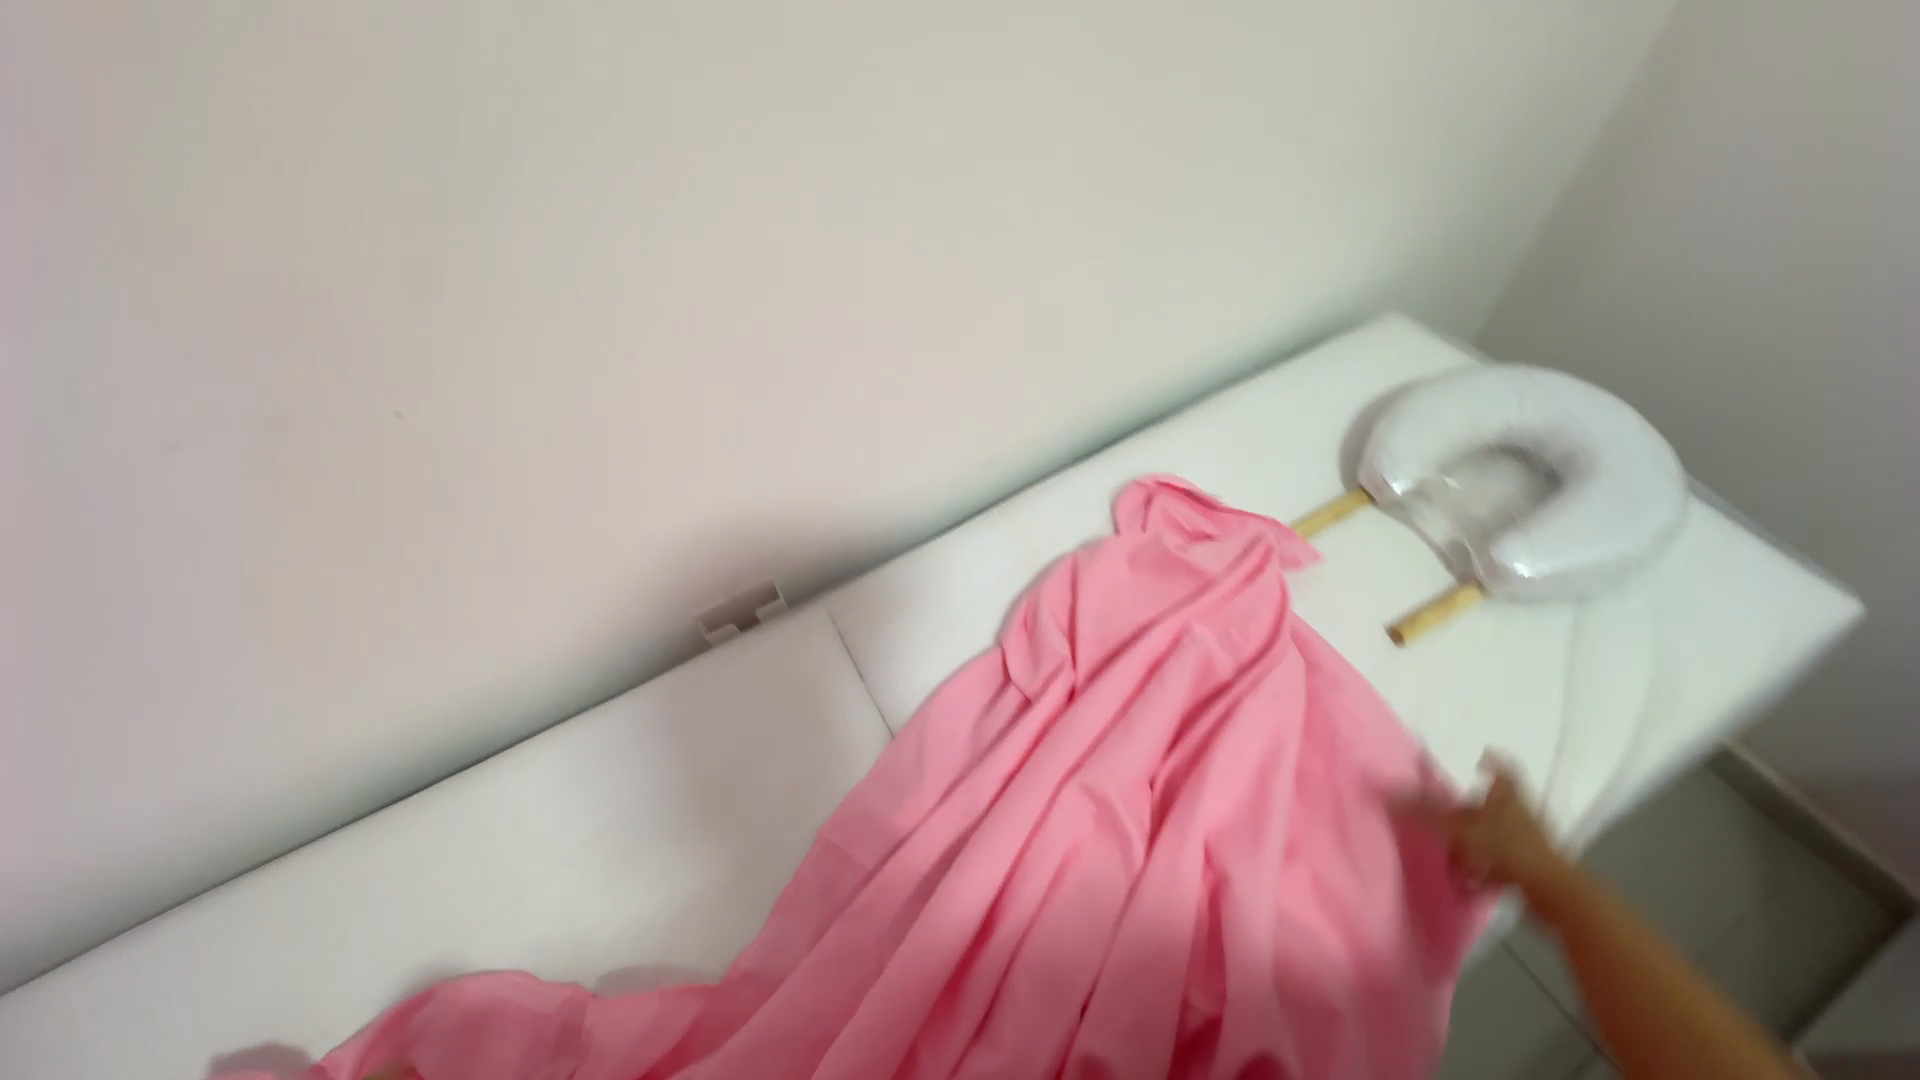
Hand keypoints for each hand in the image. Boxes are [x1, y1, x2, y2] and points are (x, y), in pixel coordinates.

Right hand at [1396, 754, 1570, 900]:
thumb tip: (1382, 790)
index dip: (1493, 762)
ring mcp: (1531, 842)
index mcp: (1509, 796)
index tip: (1479, 758)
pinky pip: (1505, 859)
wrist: (1555, 895)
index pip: (1504, 769)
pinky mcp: (1534, 868)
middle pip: (1500, 801)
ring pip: (1502, 832)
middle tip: (1454, 807)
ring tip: (1456, 848)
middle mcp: (1523, 813)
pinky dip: (1488, 865)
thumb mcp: (1458, 829)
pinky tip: (1471, 878)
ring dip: (1480, 838)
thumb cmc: (1508, 850)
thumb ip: (1420, 812)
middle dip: (1478, 805)